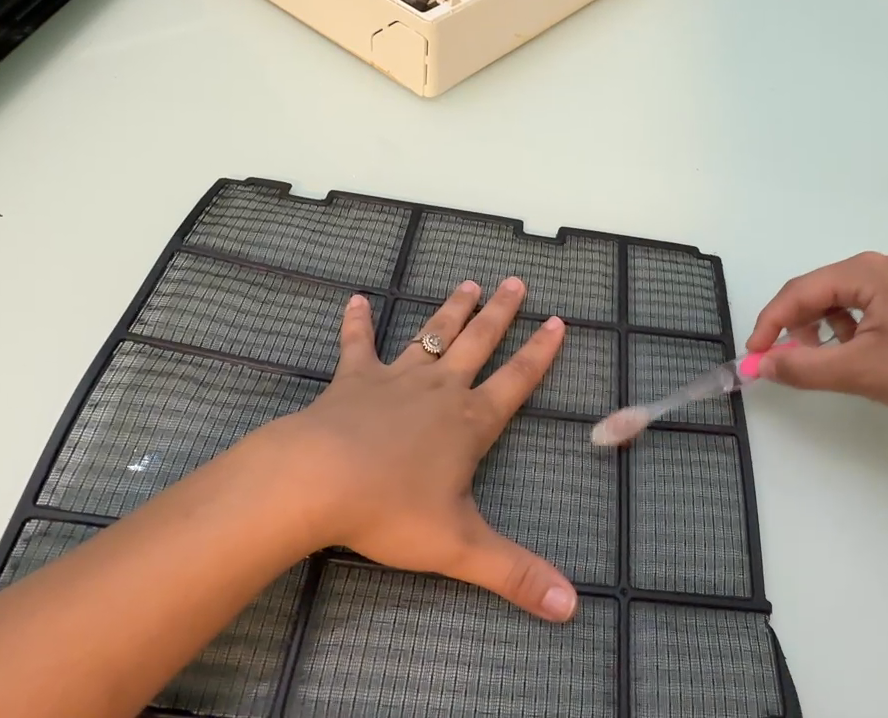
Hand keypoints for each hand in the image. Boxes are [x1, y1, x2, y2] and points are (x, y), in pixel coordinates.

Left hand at [269, 278, 578, 621]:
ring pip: (431, 334)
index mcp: (470, 421)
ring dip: (451, 308)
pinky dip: (357, 322)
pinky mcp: (352, 379)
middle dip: (501, 313)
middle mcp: (439, 390)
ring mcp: (395, 379)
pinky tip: (356, 298)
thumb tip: (571, 606)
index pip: (517, 380)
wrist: (316, 481)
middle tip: (517, 281)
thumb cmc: (391, 510)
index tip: (558, 321)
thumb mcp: (461, 548)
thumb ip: (515, 573)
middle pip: (479, 342)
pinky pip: (357, 344)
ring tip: (469, 283)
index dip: (540, 352)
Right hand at [746, 252, 887, 419]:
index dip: (770, 324)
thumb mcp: (860, 371)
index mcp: (866, 271)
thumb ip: (804, 367)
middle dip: (796, 328)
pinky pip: (860, 308)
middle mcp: (878, 266)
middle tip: (790, 364)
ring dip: (821, 331)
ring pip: (837, 302)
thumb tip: (761, 366)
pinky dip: (846, 331)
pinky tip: (858, 355)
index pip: (799, 291)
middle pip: (817, 292)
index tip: (753, 358)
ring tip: (830, 363)